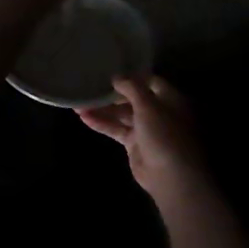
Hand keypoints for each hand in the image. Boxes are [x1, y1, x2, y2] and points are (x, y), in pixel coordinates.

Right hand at [78, 75, 210, 201]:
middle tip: (90, 88)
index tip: (110, 72)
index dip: (131, 77)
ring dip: (102, 110)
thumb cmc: (164, 134)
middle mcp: (158, 112)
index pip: (150, 82)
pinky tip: (84, 118)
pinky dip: (102, 124)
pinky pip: (116, 130)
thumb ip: (132, 88)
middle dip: (111, 95)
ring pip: (121, 115)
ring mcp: (146, 129)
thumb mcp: (148, 105)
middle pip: (132, 99)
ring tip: (78, 105)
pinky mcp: (134, 144)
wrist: (170, 175)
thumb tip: (116, 77)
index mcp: (169, 99)